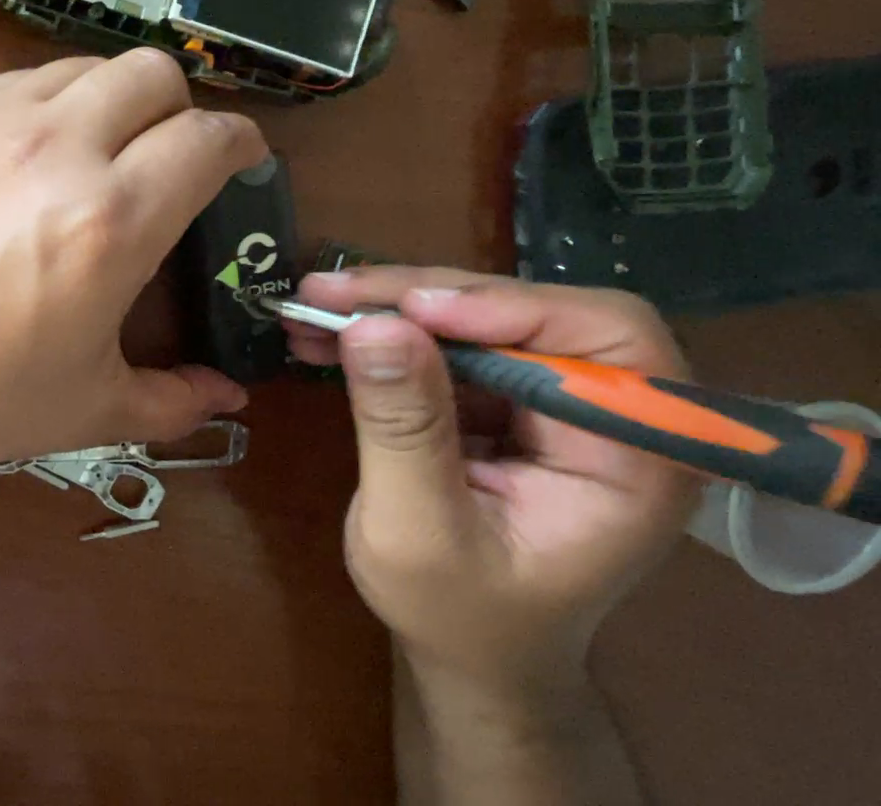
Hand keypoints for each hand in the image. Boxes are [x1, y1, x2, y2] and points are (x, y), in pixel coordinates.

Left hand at [0, 50, 266, 478]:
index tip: (241, 166)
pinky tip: (32, 156)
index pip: (208, 139)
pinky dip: (51, 102)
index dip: (241, 146)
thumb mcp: (87, 410)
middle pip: (154, 74)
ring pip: (86, 66)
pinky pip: (21, 80)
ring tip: (100, 155)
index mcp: (110, 218)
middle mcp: (58, 148)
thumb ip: (174, 399)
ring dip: (113, 99)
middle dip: (180, 112)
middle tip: (167, 165)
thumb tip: (227, 396)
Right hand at [287, 268, 700, 686]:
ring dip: (392, 309)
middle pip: (533, 315)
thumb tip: (372, 326)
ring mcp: (554, 406)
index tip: (411, 311)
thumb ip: (403, 429)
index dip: (512, 309)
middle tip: (330, 293)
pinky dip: (387, 335)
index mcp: (632, 457)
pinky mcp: (508, 403)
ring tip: (313, 306)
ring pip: (481, 321)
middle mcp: (609, 416)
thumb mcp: (416, 529)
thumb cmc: (457, 613)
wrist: (470, 653)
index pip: (605, 340)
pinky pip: (450, 347)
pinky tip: (327, 334)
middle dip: (425, 297)